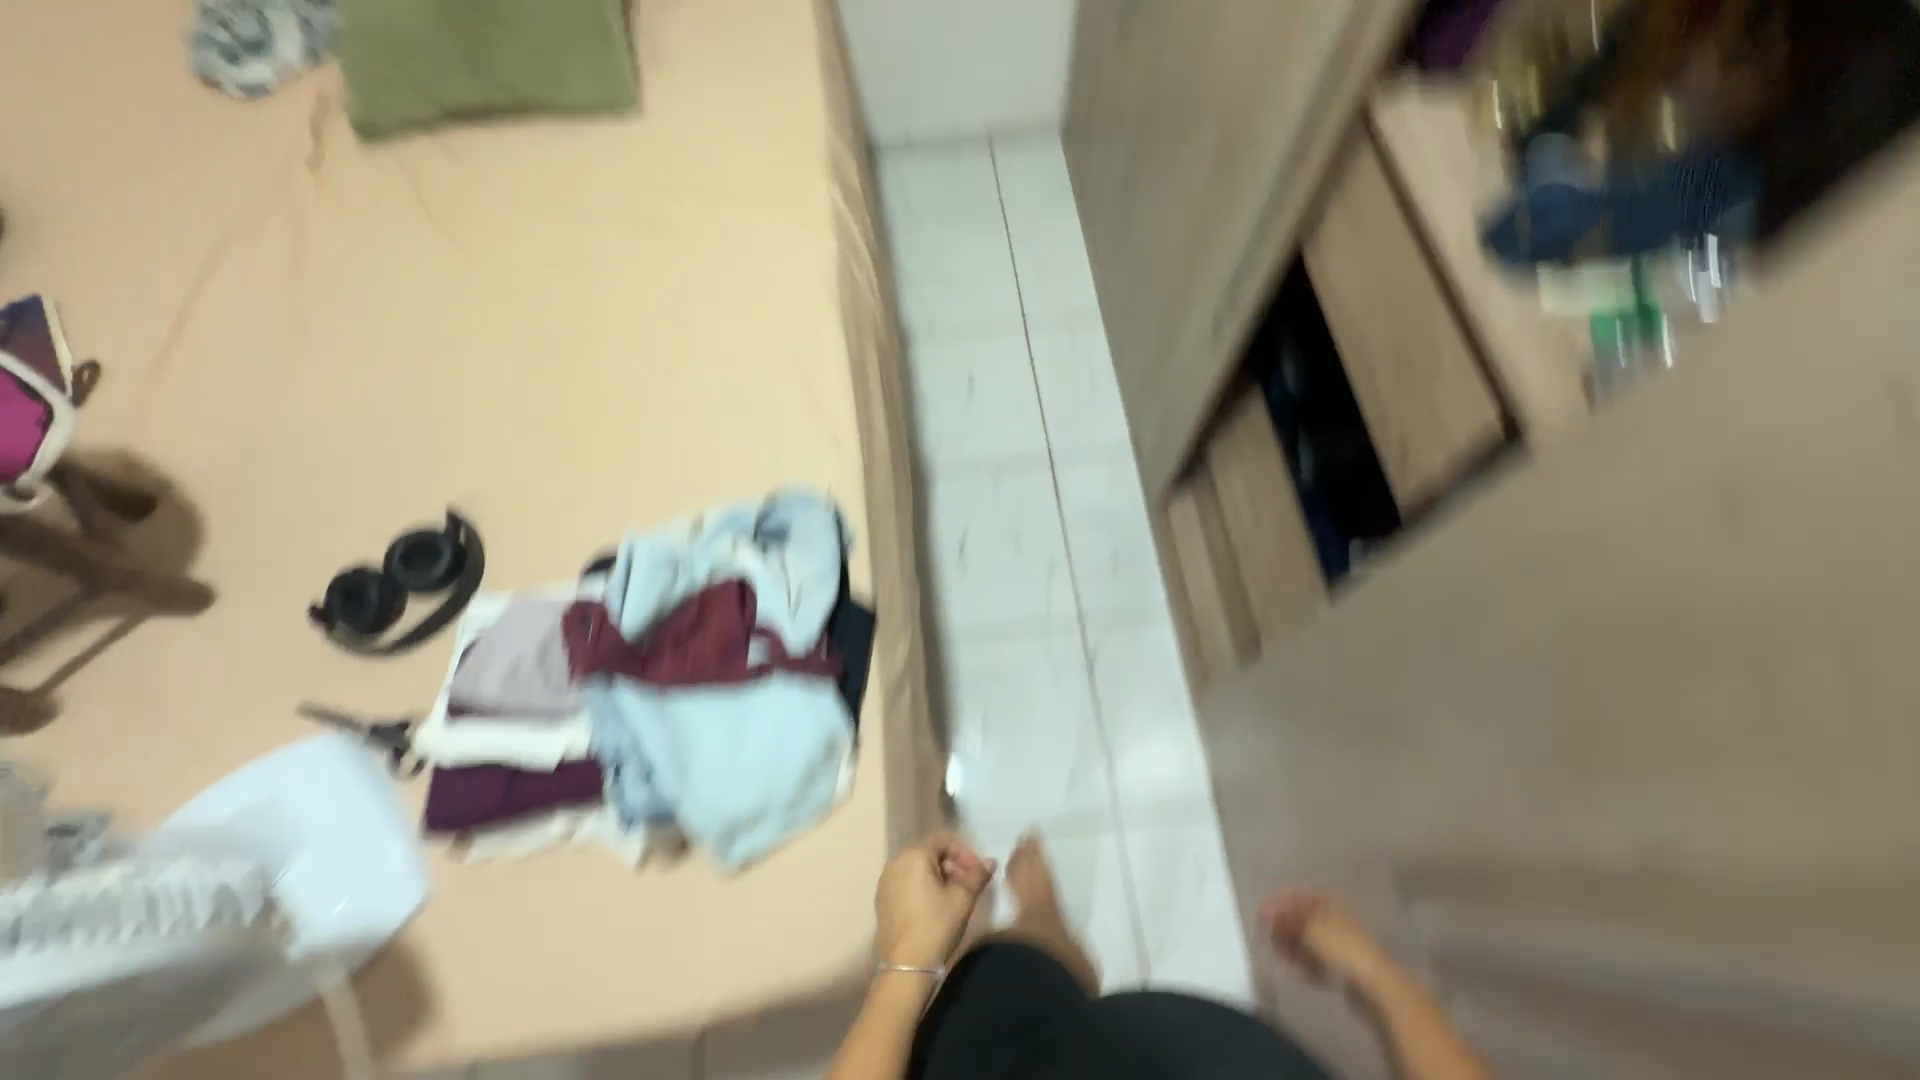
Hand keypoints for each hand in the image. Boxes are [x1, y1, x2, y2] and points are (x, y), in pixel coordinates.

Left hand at [875, 833, 996, 968]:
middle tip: (969, 885)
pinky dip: (923, 888)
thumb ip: (977, 875)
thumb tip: (990, 861)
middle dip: (953, 865)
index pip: (943, 840)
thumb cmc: (936, 926)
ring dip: (939, 877)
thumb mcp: (962, 899)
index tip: (977, 872)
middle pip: (930, 853)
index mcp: (913, 856)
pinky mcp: (882, 901)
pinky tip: (935, 908)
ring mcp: (885, 882)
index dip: (965, 852)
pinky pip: (906, 883)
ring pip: (918, 869)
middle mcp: (895, 863)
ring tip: (954, 897)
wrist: (905, 967)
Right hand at [1259, 888, 1389, 987]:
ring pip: (1309, 941)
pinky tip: (1302, 973)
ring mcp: (1341, 943)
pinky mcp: (1344, 966)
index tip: (1261, 914)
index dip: (1278, 903)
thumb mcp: (1309, 929)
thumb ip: (1285, 919)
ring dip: (1293, 948)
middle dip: (1284, 928)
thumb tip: (1265, 910)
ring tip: (1283, 959)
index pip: (1298, 896)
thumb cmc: (1342, 949)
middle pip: (1302, 919)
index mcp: (1329, 903)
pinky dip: (1308, 965)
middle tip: (1268, 939)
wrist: (1377, 986)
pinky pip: (1319, 961)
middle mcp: (1335, 918)